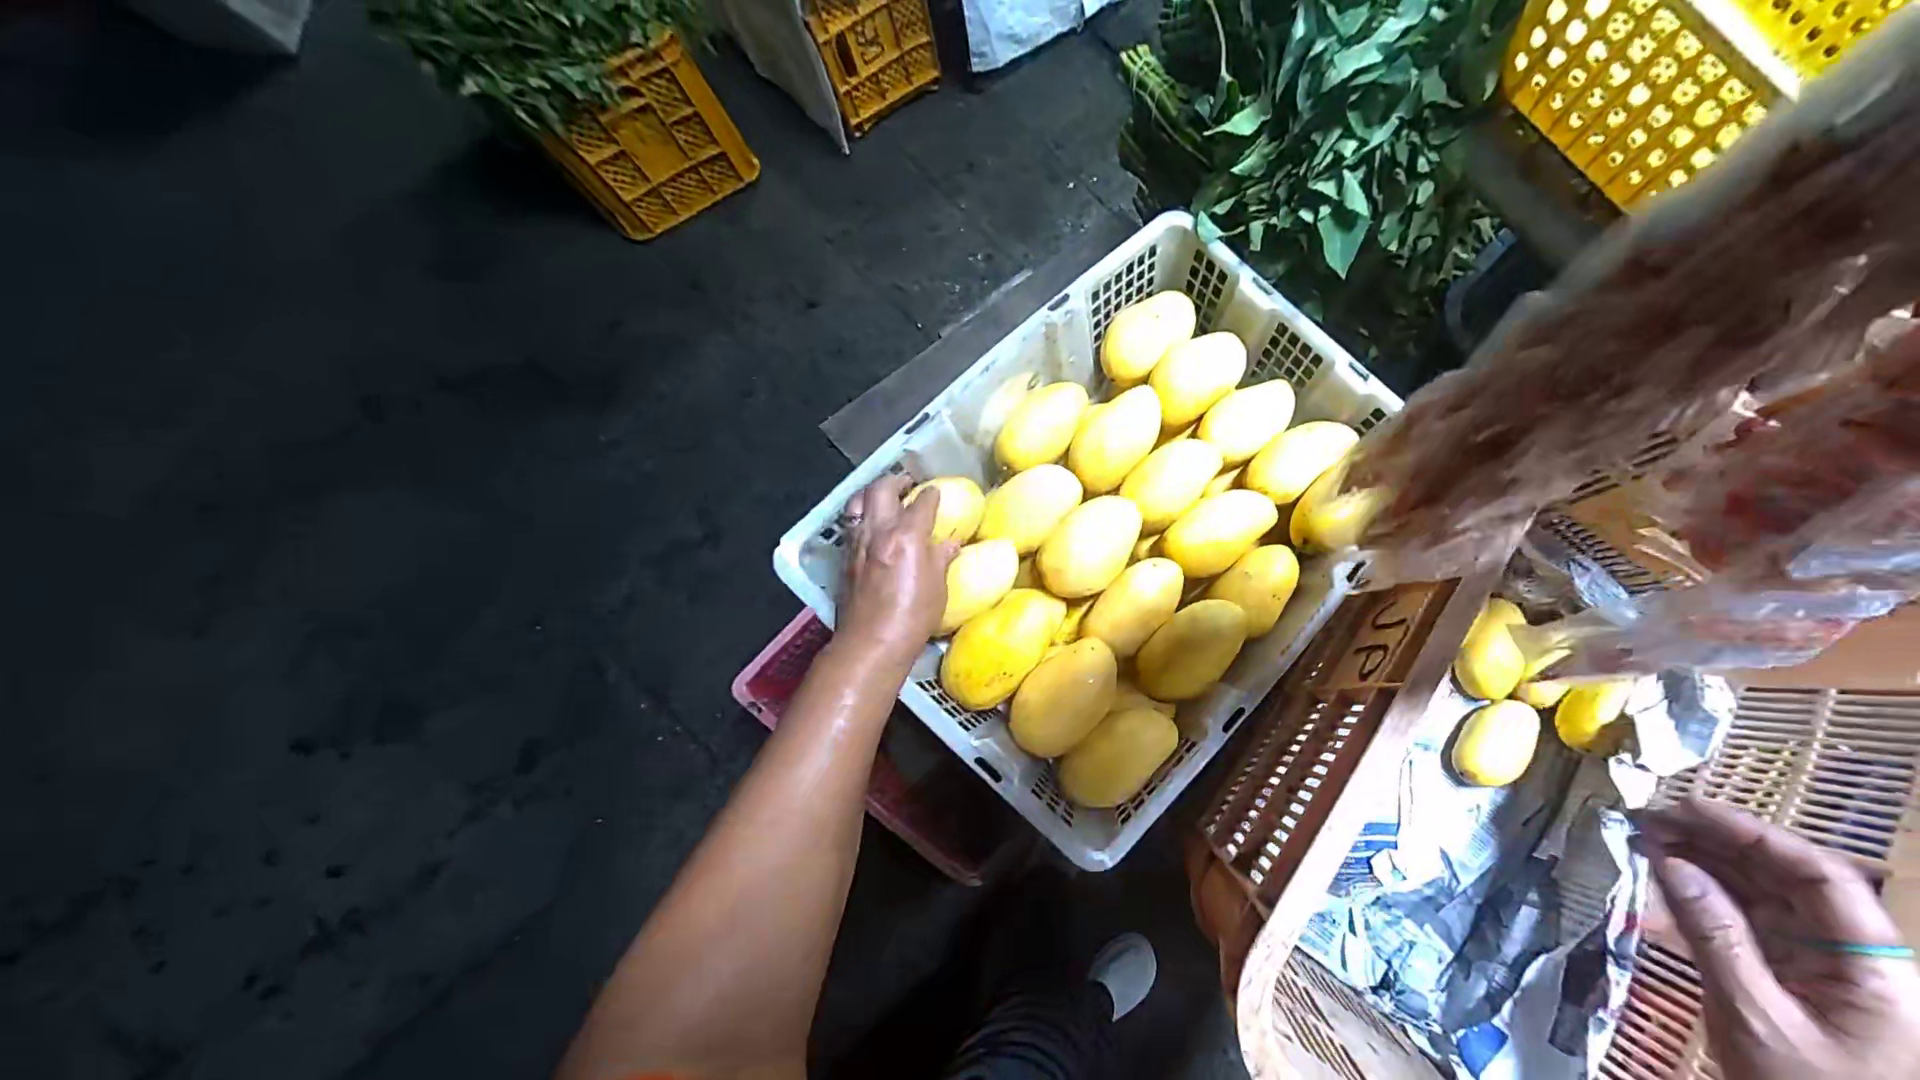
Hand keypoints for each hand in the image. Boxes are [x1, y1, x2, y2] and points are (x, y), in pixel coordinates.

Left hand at [835, 474, 957, 662]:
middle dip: (896, 480)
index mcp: (906, 536)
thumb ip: (941, 559)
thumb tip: (951, 543)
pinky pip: (852, 523)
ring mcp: (857, 543)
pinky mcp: (845, 557)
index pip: (922, 502)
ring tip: (885, 496)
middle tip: (907, 484)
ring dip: (873, 493)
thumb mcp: (937, 588)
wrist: (871, 642)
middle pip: (882, 489)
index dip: (932, 495)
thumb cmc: (912, 617)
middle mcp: (878, 531)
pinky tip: (872, 524)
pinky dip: (862, 514)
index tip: (936, 492)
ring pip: (859, 501)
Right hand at [1639, 798, 1919, 1079]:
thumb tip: (1669, 863)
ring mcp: (1819, 962)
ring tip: (1647, 836)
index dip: (1757, 836)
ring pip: (1762, 891)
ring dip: (1704, 859)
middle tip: (1650, 819)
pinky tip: (1664, 869)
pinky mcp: (1788, 970)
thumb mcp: (1754, 1016)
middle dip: (1718, 841)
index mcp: (1871, 967)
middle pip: (1789, 879)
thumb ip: (1715, 937)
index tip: (1689, 809)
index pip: (1824, 879)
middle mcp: (1852, 954)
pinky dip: (1702, 887)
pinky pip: (1746, 915)